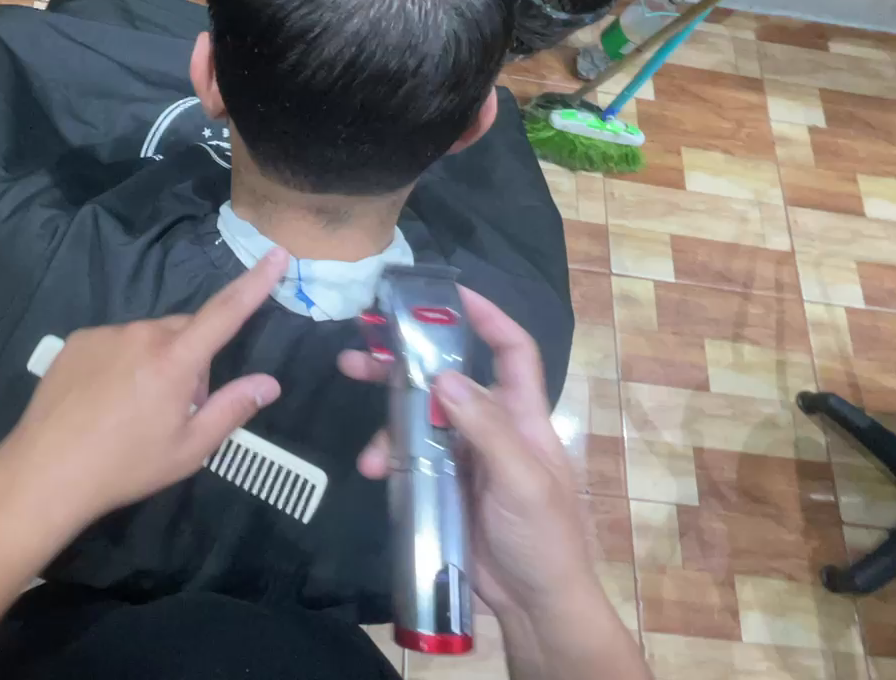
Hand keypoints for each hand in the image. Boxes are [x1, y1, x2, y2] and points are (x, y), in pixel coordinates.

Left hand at [0, 250, 289, 529]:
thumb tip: (270, 382)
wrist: (44, 473)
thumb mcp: (189, 450)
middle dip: (192, 359)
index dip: (255, 282)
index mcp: (176, 360)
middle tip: (177, 407)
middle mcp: (143, 334)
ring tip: (133, 408)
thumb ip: (233, 409)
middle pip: (186, 331)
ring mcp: (107, 333)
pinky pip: (117, 341)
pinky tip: (104, 399)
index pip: (226, 312)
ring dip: (156, 361)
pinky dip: (122, 361)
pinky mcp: (79, 339)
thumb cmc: (125, 466)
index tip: (277, 253)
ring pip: (150, 338)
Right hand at [337, 288, 599, 622]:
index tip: (451, 292)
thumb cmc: (544, 537)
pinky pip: (407, 452)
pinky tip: (373, 468)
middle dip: (408, 350)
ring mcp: (461, 450)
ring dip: (385, 397)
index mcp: (521, 413)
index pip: (511, 349)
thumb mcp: (523, 481)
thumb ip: (487, 428)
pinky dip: (387, 453)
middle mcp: (489, 421)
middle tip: (366, 332)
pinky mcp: (439, 478)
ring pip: (418, 409)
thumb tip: (444, 375)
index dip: (488, 316)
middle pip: (446, 372)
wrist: (531, 604)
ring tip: (351, 377)